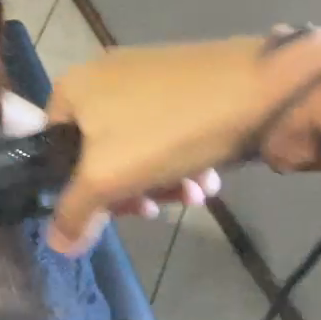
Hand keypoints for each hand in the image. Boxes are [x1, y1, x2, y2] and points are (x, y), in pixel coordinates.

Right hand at [44, 37, 271, 253]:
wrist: (267, 90)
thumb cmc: (168, 131)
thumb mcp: (107, 179)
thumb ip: (74, 213)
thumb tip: (56, 245)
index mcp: (73, 87)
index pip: (53, 148)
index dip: (74, 187)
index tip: (107, 211)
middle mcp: (102, 75)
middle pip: (97, 151)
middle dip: (128, 188)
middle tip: (154, 209)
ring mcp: (147, 74)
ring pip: (136, 144)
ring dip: (160, 180)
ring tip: (193, 196)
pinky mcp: (187, 81)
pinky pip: (168, 129)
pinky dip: (182, 158)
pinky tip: (207, 178)